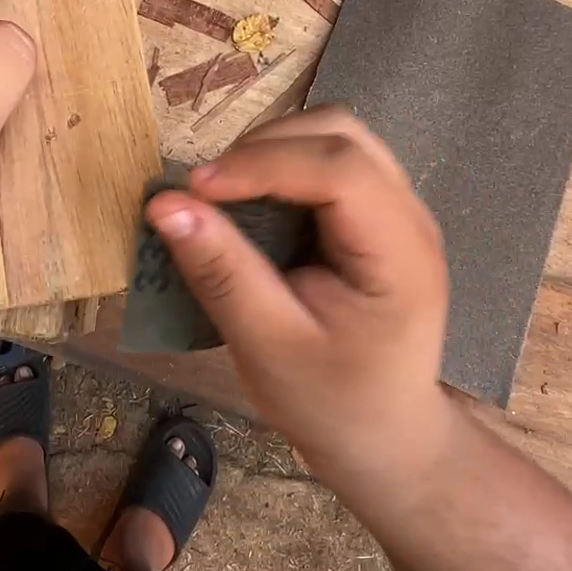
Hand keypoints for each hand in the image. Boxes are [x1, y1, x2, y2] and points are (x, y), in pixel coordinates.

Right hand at [143, 107, 453, 498]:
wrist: (383, 436)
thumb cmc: (331, 402)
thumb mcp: (266, 346)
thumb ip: (220, 271)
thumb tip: (164, 203)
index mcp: (400, 254)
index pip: (340, 169)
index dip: (262, 164)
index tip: (195, 187)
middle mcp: (407, 214)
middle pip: (339, 133)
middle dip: (264, 147)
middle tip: (207, 191)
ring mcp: (393, 208)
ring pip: (331, 134)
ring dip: (269, 149)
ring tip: (224, 194)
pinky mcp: (370, 211)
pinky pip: (323, 158)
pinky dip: (277, 164)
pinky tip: (250, 203)